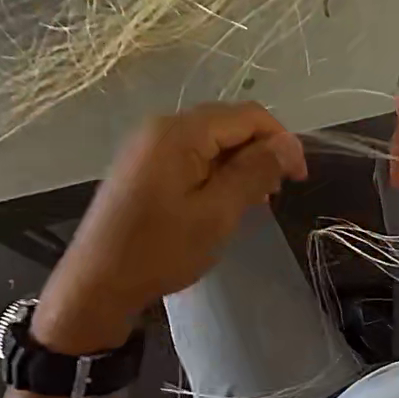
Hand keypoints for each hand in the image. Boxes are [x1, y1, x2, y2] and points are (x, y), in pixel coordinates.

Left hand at [34, 103, 305, 352]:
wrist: (99, 281)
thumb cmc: (161, 249)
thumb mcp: (217, 213)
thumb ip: (254, 173)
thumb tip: (287, 146)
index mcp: (179, 133)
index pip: (247, 116)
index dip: (281, 141)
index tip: (299, 178)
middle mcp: (162, 128)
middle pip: (229, 124)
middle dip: (262, 151)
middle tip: (278, 193)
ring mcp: (150, 147)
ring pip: (213, 142)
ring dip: (243, 165)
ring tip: (258, 201)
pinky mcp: (145, 167)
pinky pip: (194, 157)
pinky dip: (219, 173)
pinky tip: (228, 201)